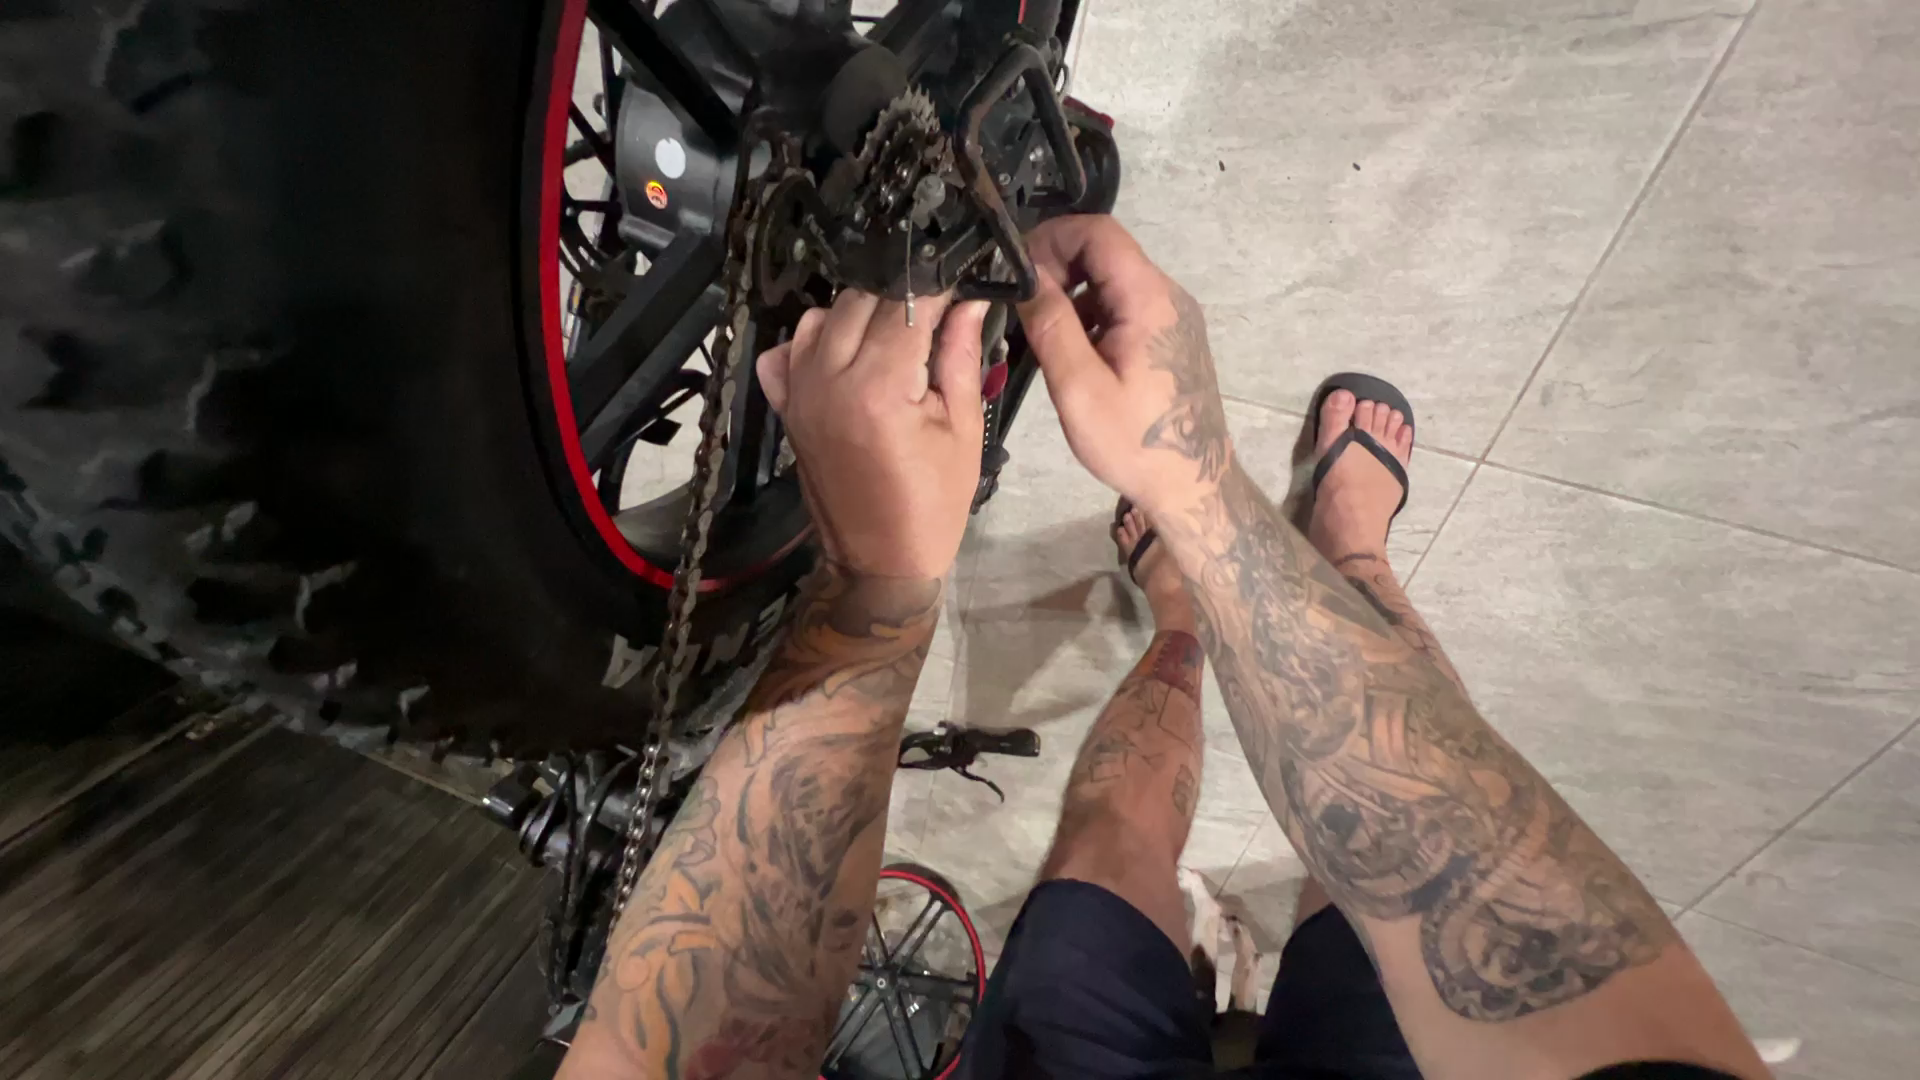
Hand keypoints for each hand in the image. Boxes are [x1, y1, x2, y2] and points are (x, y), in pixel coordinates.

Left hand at [756, 290, 988, 580]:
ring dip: (859, 313)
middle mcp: (830, 379)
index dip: (938, 288)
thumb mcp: (963, 431)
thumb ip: (960, 358)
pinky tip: (843, 355)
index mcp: (881, 388)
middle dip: (901, 296)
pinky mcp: (786, 409)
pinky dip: (813, 340)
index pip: (909, 305)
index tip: (958, 281)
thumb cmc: (932, 502)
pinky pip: (787, 351)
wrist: (879, 560)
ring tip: (892, 337)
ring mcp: (800, 393)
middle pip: (862, 300)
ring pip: (823, 316)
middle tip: (933, 314)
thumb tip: (969, 302)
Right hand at [1014, 215, 1230, 514]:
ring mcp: (1173, 318)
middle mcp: (1167, 297)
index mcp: (1148, 299)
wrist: (1191, 484)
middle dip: (1057, 266)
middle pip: (1106, 253)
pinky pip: (1125, 308)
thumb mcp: (1079, 388)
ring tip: (1040, 333)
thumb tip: (1026, 277)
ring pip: (1113, 282)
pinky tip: (1072, 353)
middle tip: (1021, 304)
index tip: (1016, 269)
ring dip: (1072, 295)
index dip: (1051, 237)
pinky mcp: (1171, 339)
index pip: (1098, 232)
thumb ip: (1051, 326)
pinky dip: (1092, 317)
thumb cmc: (1133, 442)